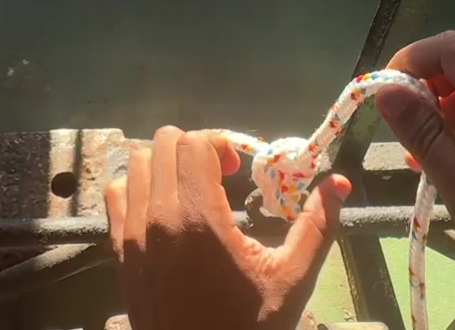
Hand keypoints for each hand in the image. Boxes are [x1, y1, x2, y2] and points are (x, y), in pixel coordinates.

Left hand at [104, 126, 352, 329]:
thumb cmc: (250, 327)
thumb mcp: (290, 281)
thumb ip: (317, 226)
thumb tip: (339, 182)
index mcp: (198, 218)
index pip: (195, 142)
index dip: (220, 143)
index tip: (237, 167)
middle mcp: (158, 218)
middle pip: (164, 143)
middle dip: (194, 148)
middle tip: (219, 175)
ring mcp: (131, 234)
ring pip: (136, 162)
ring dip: (164, 164)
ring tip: (191, 189)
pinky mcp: (116, 251)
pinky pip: (116, 194)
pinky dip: (136, 187)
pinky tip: (161, 208)